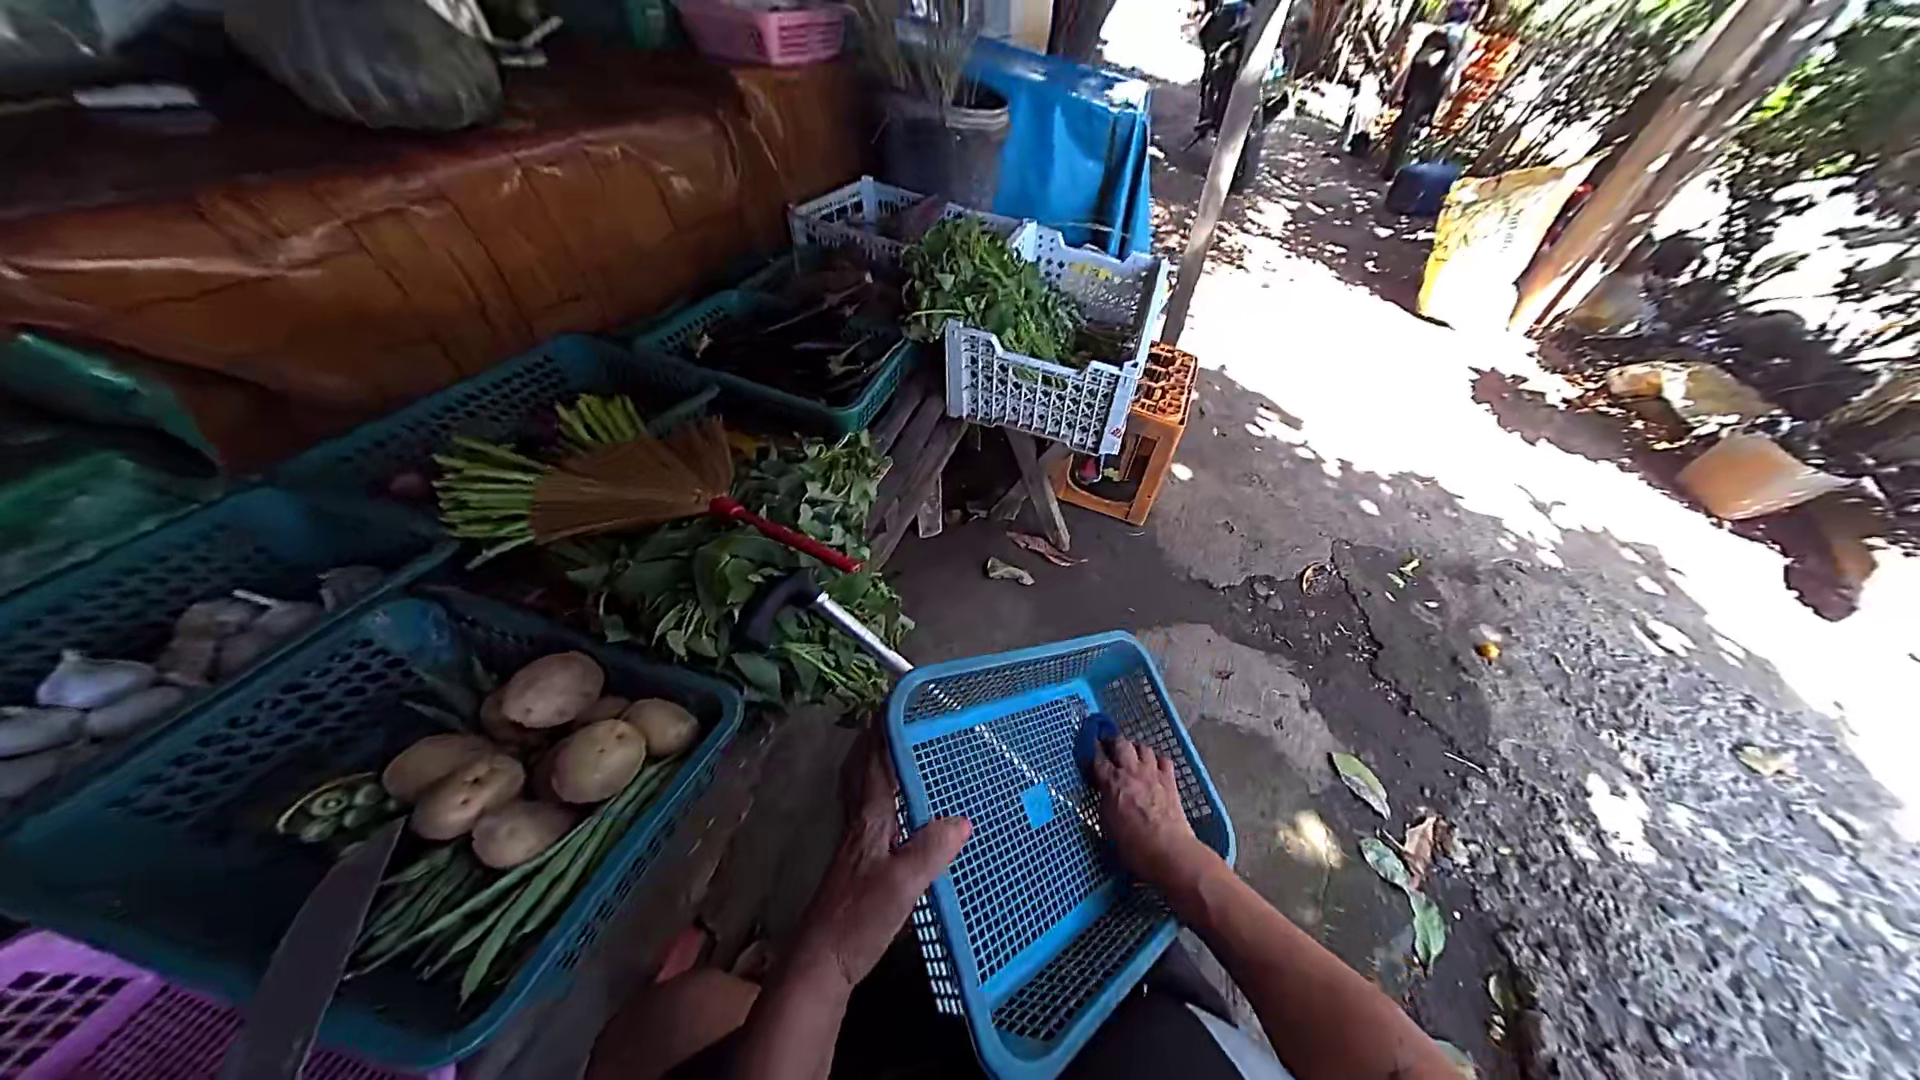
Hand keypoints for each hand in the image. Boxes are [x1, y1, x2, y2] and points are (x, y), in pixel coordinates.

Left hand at [786, 736, 970, 994]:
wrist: (822, 959)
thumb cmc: (859, 919)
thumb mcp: (904, 885)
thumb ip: (931, 850)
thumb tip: (963, 821)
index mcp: (869, 817)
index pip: (875, 761)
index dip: (882, 728)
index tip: (895, 698)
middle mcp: (859, 820)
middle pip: (861, 765)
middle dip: (873, 736)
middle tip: (894, 715)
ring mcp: (856, 838)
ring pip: (862, 784)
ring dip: (874, 758)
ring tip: (896, 745)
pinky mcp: (859, 857)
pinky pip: (869, 804)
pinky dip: (880, 786)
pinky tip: (897, 800)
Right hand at [1092, 736, 1216, 889]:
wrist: (1169, 851)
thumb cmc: (1132, 845)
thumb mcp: (1106, 823)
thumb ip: (1104, 800)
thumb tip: (1105, 792)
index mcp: (1111, 782)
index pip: (1097, 759)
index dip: (1092, 753)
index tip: (1089, 752)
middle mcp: (1131, 771)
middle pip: (1120, 743)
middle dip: (1112, 742)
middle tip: (1109, 747)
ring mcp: (1152, 773)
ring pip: (1143, 747)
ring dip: (1135, 749)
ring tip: (1132, 756)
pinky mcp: (1170, 781)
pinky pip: (1164, 760)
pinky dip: (1157, 761)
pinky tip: (1155, 768)